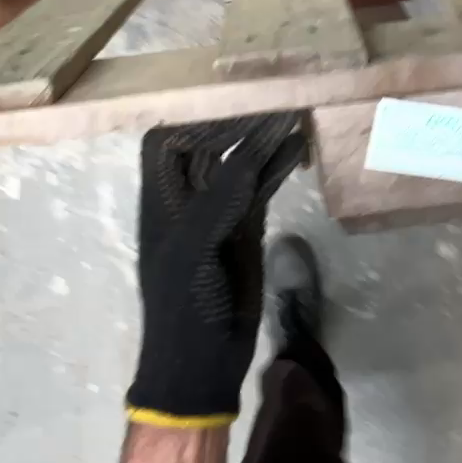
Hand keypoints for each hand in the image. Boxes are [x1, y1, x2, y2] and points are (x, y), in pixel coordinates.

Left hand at [127, 113, 306, 427]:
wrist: (202, 358)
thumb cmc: (183, 303)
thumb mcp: (194, 249)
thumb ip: (219, 197)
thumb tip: (247, 150)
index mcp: (161, 196)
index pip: (171, 140)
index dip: (198, 119)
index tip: (234, 106)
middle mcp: (188, 195)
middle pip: (211, 143)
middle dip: (241, 123)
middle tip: (277, 104)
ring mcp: (219, 209)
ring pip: (241, 162)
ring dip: (265, 140)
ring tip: (296, 114)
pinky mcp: (245, 225)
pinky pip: (262, 186)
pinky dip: (279, 165)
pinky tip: (300, 145)